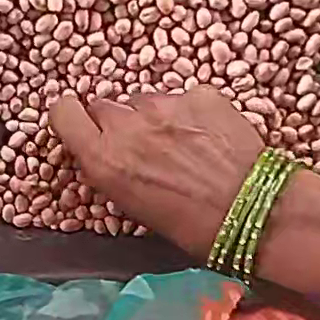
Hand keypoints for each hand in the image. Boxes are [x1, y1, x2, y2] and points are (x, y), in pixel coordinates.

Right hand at [48, 87, 319, 258]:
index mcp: (104, 159)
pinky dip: (188, 113)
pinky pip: (181, 98)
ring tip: (180, 145)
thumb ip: (110, 167)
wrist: (255, 213)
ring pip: (143, 101)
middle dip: (115, 122)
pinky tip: (207, 137)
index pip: (63, 112)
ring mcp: (165, 105)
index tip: (82, 126)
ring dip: (152, 117)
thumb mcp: (131, 205)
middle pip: (104, 106)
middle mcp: (127, 125)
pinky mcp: (199, 94)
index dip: (72, 117)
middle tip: (139, 147)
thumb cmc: (189, 226)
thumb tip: (106, 150)